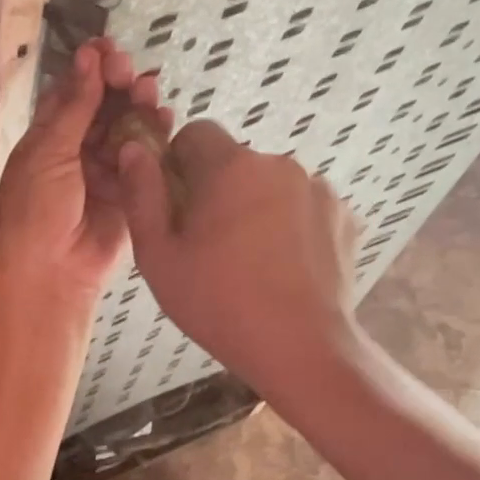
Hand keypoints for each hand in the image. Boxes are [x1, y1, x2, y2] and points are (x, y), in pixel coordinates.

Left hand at [0, 39, 160, 302]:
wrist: (51, 272)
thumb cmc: (35, 212)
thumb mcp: (48, 153)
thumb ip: (74, 106)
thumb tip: (88, 56)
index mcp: (45, 140)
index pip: (70, 93)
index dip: (89, 70)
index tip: (107, 48)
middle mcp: (75, 152)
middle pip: (104, 107)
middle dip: (117, 86)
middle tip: (129, 72)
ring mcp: (104, 171)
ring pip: (127, 129)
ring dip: (138, 108)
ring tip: (147, 92)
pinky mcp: (130, 192)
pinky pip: (145, 158)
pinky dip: (155, 138)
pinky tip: (163, 118)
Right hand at [115, 120, 359, 391]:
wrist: (300, 347)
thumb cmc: (216, 302)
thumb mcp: (157, 255)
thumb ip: (141, 195)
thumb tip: (133, 150)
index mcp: (231, 167)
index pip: (196, 132)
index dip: (177, 163)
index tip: (174, 206)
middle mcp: (280, 165)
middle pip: (233, 162)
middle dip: (216, 190)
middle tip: (204, 245)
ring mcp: (320, 190)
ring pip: (268, 186)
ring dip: (252, 208)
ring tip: (246, 262)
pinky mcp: (345, 218)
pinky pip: (302, 208)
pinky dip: (287, 227)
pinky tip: (279, 268)